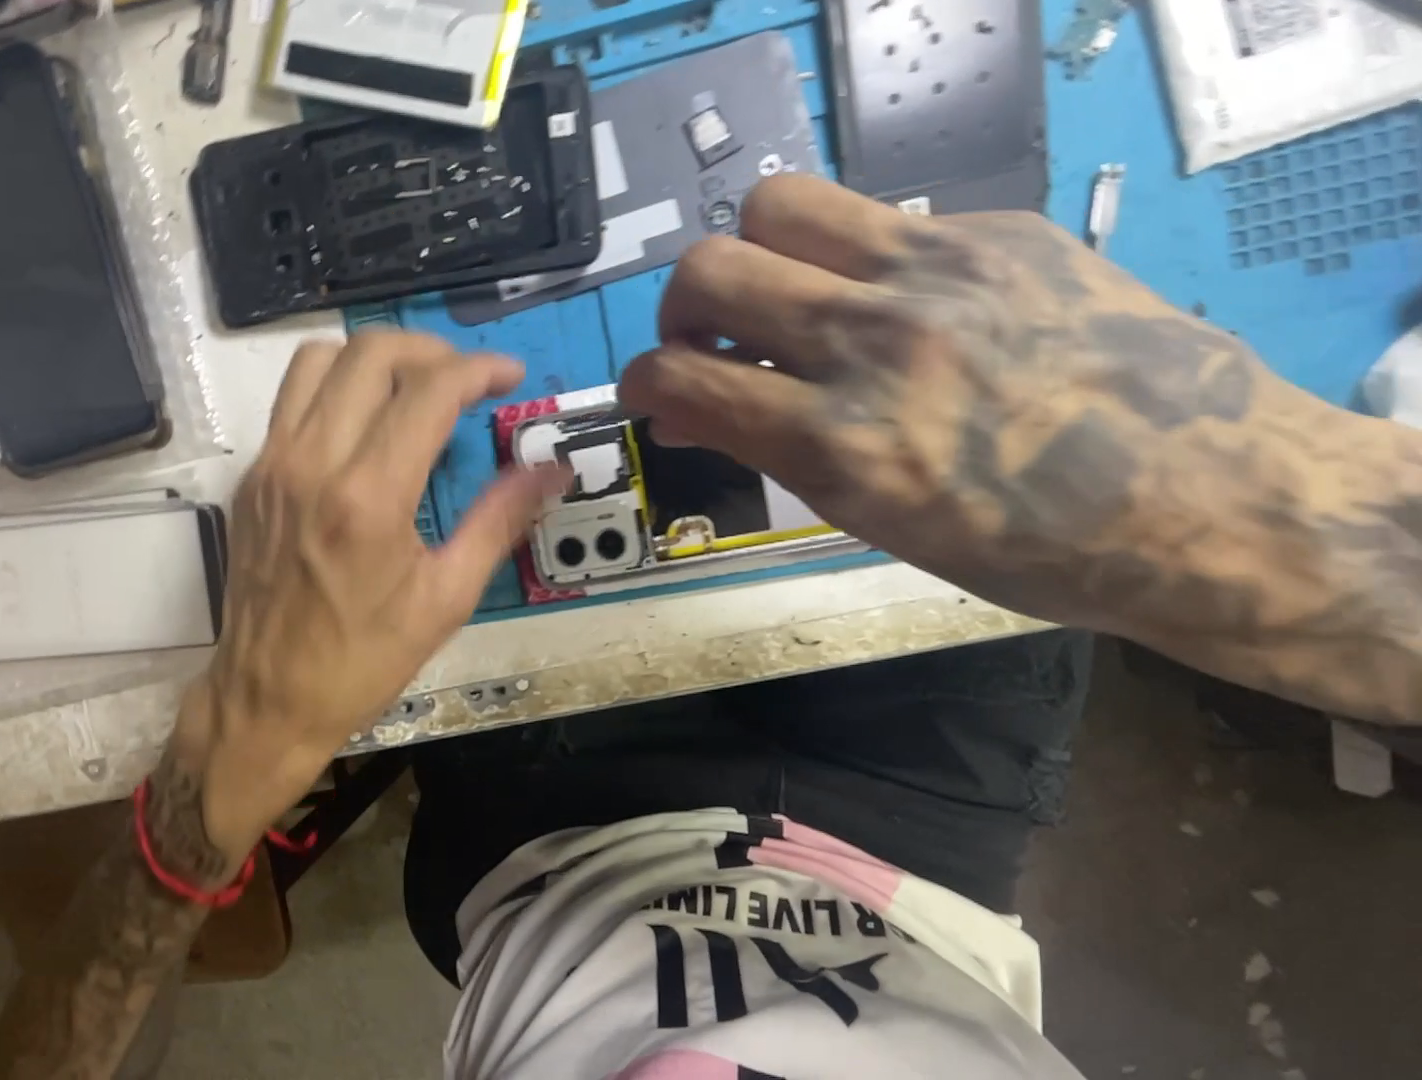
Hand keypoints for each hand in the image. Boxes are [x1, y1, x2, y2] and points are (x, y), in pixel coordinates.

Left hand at [174, 332, 564, 859]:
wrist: (267, 700)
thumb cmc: (363, 661)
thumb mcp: (447, 598)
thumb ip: (500, 520)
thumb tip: (554, 471)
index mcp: (369, 496)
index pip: (429, 389)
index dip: (479, 369)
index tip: (508, 377)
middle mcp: (313, 462)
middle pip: (370, 352)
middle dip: (430, 350)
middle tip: (464, 381)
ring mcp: (272, 464)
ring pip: (319, 359)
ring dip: (374, 359)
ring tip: (412, 391)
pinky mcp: (252, 477)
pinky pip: (292, 400)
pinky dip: (335, 390)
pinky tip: (365, 430)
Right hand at [618, 175, 1415, 716]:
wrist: (1205, 501)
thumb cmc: (1021, 545)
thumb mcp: (871, 518)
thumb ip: (767, 450)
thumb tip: (686, 410)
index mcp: (840, 443)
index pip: (684, 377)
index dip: (642, 382)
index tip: (649, 390)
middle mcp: (875, 342)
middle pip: (709, 268)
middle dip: (682, 311)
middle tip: (709, 342)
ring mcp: (938, 272)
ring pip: (776, 205)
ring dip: (751, 255)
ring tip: (780, 298)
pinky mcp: (995, 231)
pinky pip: (873, 217)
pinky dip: (844, 260)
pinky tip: (884, 301)